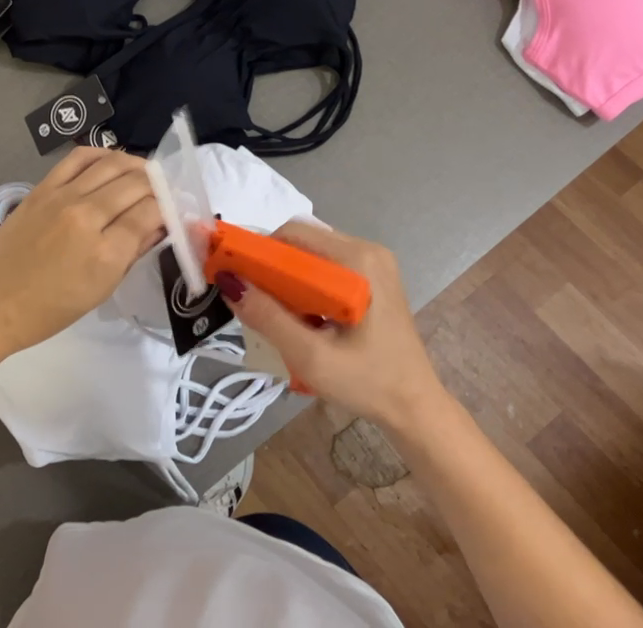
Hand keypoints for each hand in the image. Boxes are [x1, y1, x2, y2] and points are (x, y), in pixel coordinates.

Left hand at [0, 147, 165, 361]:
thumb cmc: (49, 311)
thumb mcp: (101, 290)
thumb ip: (133, 252)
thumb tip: (160, 226)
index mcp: (106, 252)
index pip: (152, 213)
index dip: (171, 208)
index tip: (177, 211)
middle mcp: (87, 216)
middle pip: (137, 184)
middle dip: (159, 186)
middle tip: (166, 193)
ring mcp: (62, 197)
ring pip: (112, 163)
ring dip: (136, 165)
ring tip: (146, 175)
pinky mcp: (41, 188)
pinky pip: (79, 158)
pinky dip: (102, 154)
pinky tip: (113, 162)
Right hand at [219, 223, 445, 429]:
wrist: (415, 408)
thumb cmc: (368, 383)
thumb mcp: (310, 356)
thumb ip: (267, 317)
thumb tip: (227, 281)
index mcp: (358, 261)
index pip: (292, 234)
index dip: (257, 252)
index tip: (235, 279)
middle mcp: (367, 250)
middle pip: (300, 242)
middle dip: (270, 267)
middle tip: (254, 302)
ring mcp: (373, 263)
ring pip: (309, 254)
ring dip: (285, 277)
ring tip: (275, 313)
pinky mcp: (373, 277)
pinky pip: (324, 266)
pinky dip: (303, 284)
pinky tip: (300, 316)